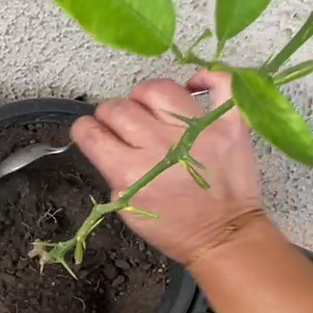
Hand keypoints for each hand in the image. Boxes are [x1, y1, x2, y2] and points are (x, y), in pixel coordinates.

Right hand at [71, 71, 269, 263]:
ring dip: (143, 95)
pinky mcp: (228, 124)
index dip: (84, 129)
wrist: (222, 235)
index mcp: (131, 172)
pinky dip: (205, 77)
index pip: (92, 133)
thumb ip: (113, 173)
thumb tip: (107, 143)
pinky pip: (219, 82)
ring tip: (147, 108)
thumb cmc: (173, 227)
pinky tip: (191, 87)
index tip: (90, 132)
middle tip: (118, 125)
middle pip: (118, 107)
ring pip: (157, 89)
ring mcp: (198, 131)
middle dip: (109, 113)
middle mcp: (161, 146)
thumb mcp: (127, 208)